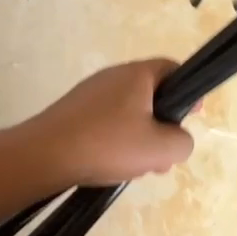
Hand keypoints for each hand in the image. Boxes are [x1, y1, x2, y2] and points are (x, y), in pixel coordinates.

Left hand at [19, 58, 191, 186]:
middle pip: (151, 94)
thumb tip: (179, 138)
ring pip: (128, 111)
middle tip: (160, 155)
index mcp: (137, 74)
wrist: (45, 154)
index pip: (173, 69)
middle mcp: (114, 75)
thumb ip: (182, 142)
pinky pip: (106, 120)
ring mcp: (91, 91)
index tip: (191, 117)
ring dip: (138, 137)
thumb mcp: (159, 149)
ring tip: (133, 167)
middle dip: (161, 125)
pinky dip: (115, 140)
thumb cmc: (107, 144)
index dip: (188, 91)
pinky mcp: (74, 109)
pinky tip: (109, 164)